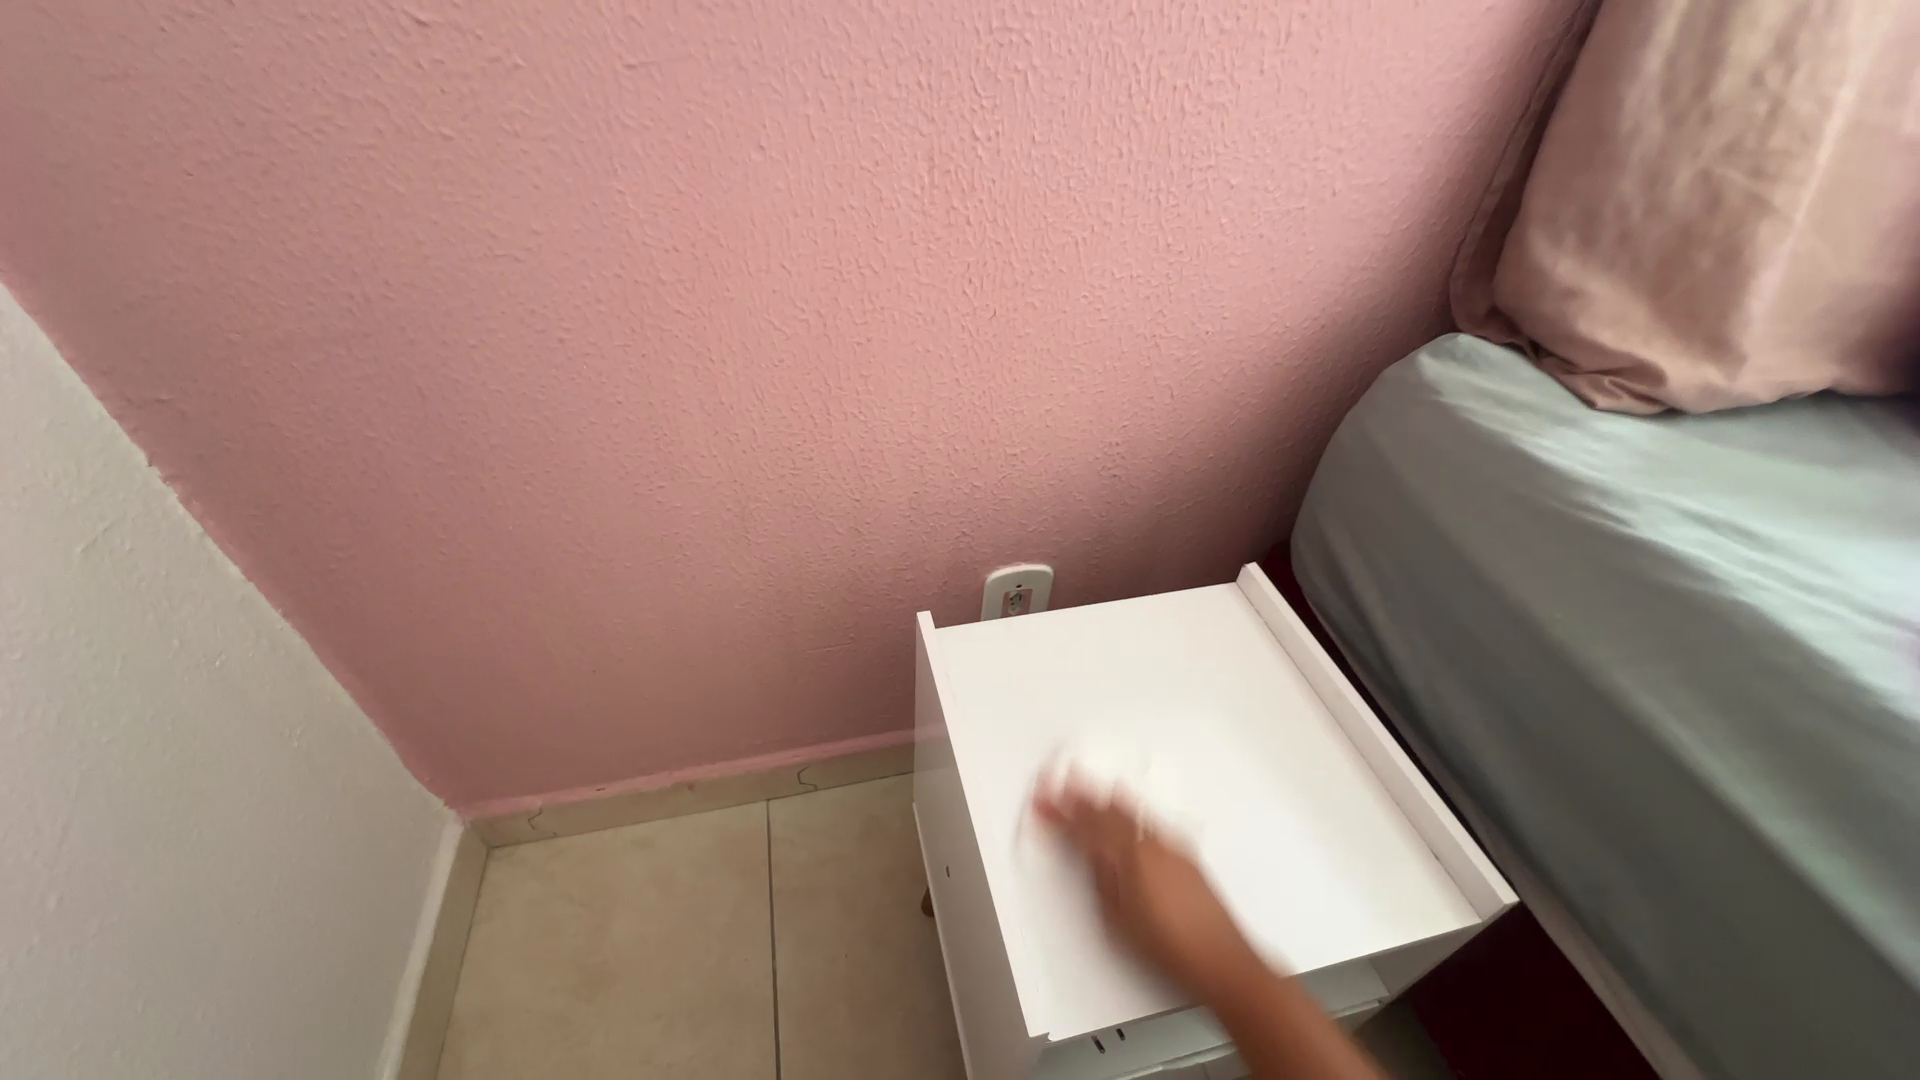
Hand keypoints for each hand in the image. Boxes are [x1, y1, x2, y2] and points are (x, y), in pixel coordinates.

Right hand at [1033, 777, 1267, 1001]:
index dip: (1059, 815)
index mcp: (1128, 858)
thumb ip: (1101, 881)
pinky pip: (1146, 818)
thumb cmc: (1170, 948)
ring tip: (1082, 782)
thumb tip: (1092, 858)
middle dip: (1077, 797)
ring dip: (1101, 797)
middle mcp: (1149, 843)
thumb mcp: (1118, 920)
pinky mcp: (1183, 853)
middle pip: (1105, 813)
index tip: (1041, 803)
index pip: (1084, 830)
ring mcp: (1169, 845)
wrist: (1223, 960)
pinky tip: (1124, 801)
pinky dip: (1127, 807)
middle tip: (1055, 783)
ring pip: (1127, 811)